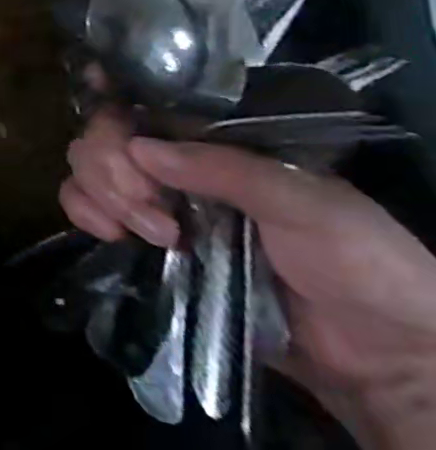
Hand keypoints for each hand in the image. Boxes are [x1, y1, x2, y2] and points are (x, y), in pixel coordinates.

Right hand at [62, 110, 435, 447]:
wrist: (384, 357)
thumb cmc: (365, 267)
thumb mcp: (315, 208)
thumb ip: (232, 172)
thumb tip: (140, 148)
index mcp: (216, 145)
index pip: (141, 109)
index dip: (117, 119)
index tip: (120, 142)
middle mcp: (177, 165)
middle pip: (103, 138)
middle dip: (113, 172)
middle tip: (156, 212)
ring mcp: (155, 201)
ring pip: (85, 169)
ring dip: (103, 197)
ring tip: (157, 238)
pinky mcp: (137, 238)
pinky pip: (81, 205)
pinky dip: (84, 213)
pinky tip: (111, 235)